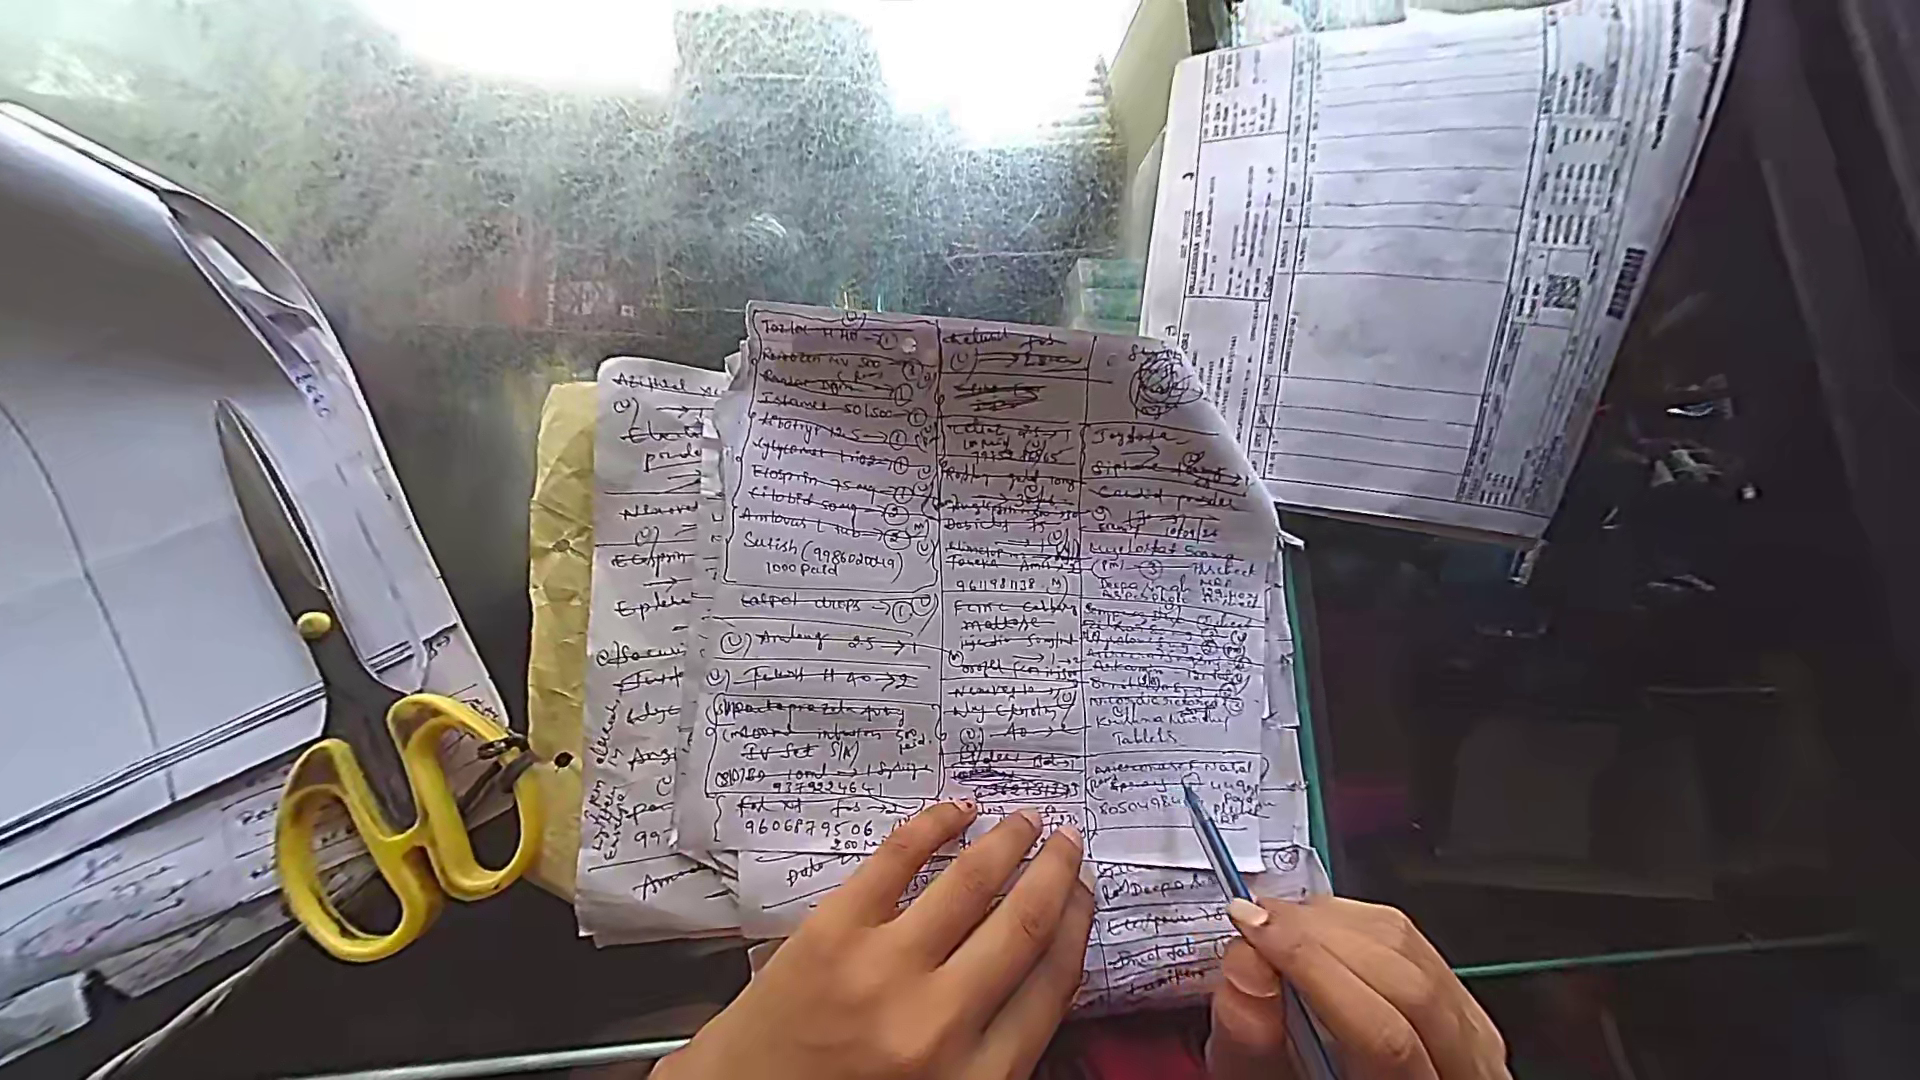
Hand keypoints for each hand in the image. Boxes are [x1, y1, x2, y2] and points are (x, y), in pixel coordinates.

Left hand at [654, 801, 1095, 1079]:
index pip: (1051, 985)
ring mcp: (884, 967)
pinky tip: (961, 809)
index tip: (1082, 890)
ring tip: (1028, 818)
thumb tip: (1039, 965)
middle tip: (1069, 839)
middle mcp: (938, 1022)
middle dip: (1056, 872)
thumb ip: (992, 1047)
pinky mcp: (836, 926)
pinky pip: (901, 854)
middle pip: (1023, 924)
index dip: (1075, 926)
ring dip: (1009, 840)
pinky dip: (938, 822)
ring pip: (971, 880)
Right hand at [1208, 897, 1507, 1079]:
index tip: (1248, 924)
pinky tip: (1311, 931)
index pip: (1381, 1032)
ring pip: (1406, 948)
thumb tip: (1248, 957)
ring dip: (1326, 920)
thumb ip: (1248, 1030)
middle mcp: (1465, 1075)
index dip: (1305, 962)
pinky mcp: (1457, 1000)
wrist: (1324, 1076)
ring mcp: (1473, 1039)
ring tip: (1277, 927)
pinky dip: (1346, 919)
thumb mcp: (1255, 1078)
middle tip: (1255, 922)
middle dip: (1311, 934)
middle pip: (1403, 981)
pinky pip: (1407, 937)